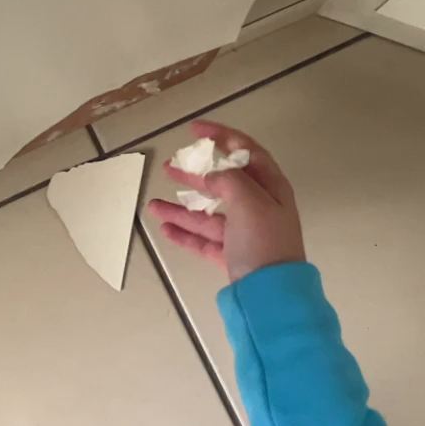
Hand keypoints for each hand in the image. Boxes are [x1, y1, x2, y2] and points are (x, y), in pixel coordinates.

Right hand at [148, 120, 304, 281]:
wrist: (271, 295)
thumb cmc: (263, 241)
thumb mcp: (250, 201)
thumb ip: (229, 180)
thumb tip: (212, 175)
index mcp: (270, 188)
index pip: (246, 151)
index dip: (222, 136)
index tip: (194, 130)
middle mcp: (258, 207)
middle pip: (223, 182)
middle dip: (194, 173)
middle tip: (169, 166)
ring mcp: (244, 233)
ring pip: (208, 214)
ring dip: (181, 208)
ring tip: (153, 205)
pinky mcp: (231, 256)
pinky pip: (204, 240)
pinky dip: (185, 233)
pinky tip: (164, 228)